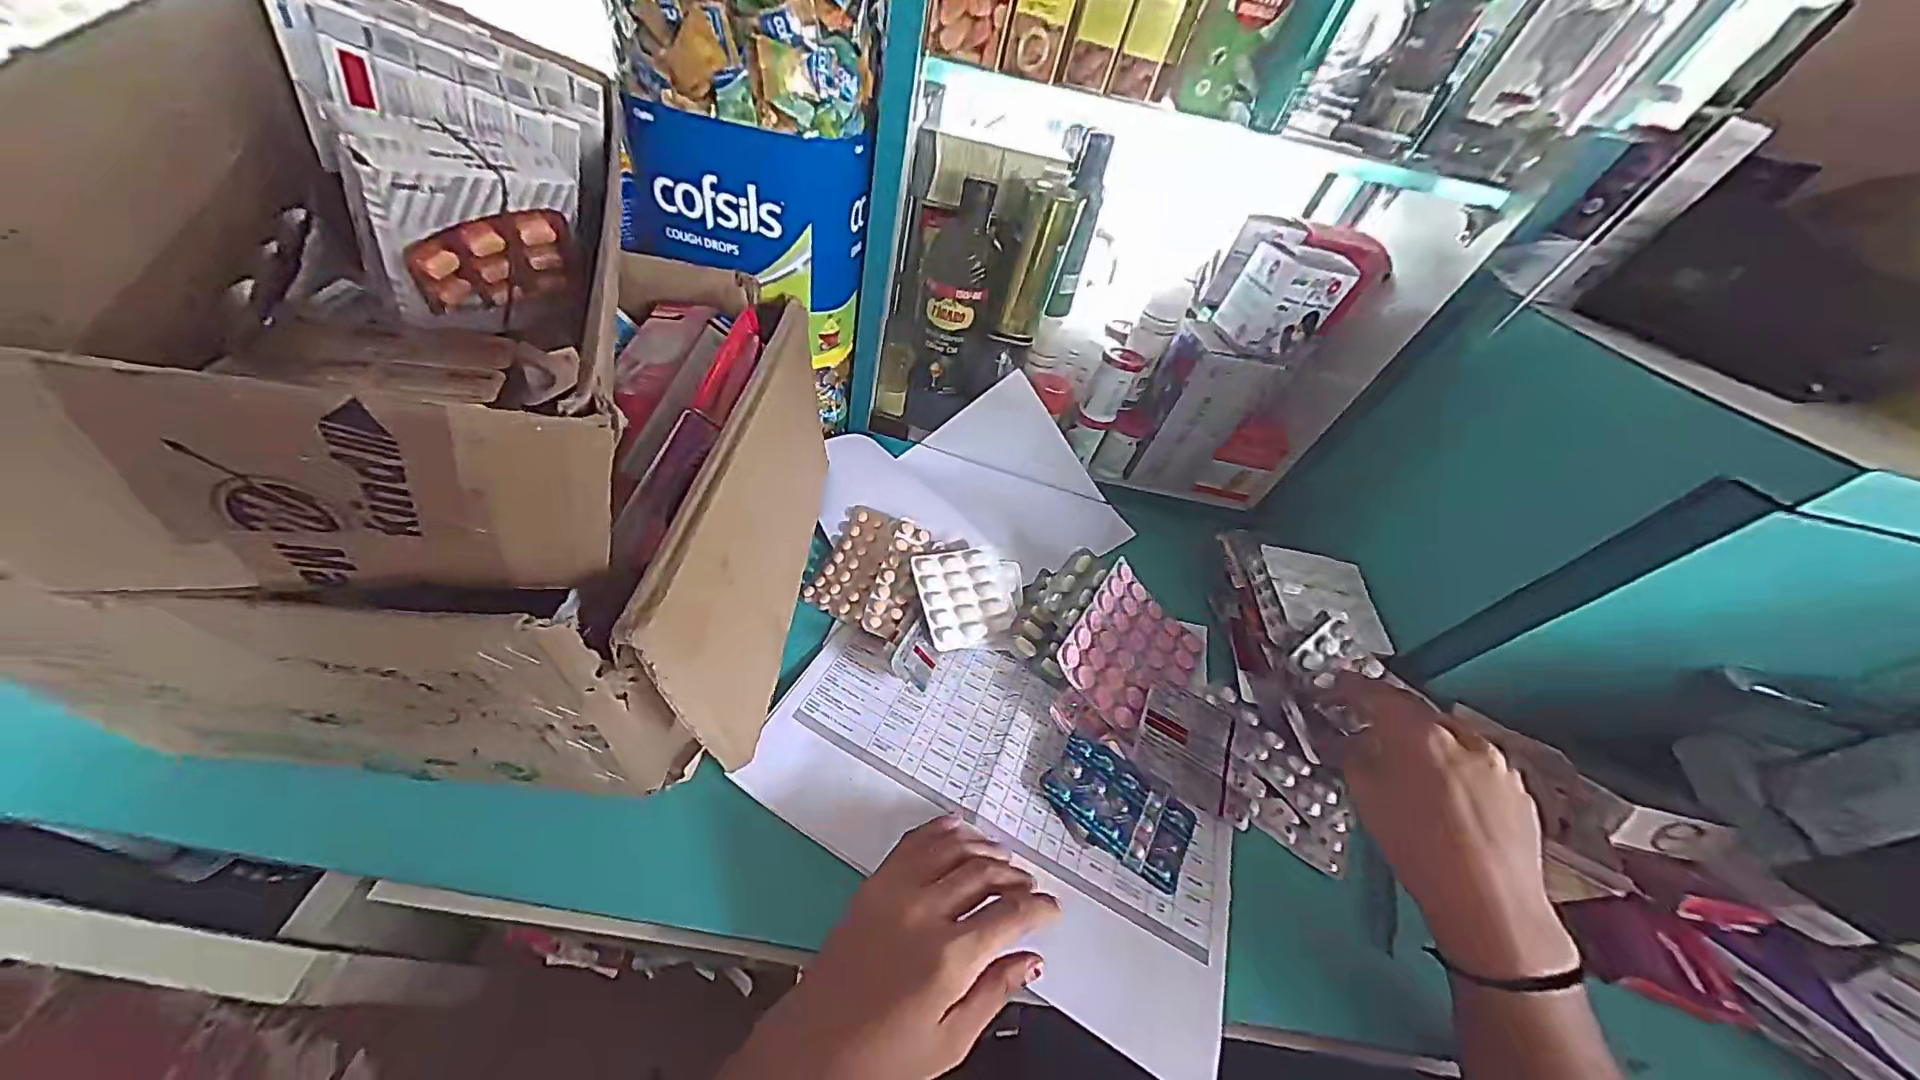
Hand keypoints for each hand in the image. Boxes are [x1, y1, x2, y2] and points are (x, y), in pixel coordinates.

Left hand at [719, 816, 1061, 1079]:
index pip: (1011, 914)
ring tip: (1001, 857)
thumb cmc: (874, 1056)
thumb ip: (995, 993)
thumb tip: (1029, 962)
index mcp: (948, 956)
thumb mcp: (950, 1041)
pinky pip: (914, 841)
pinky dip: (941, 829)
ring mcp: (895, 893)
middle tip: (1027, 886)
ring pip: (953, 847)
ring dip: (984, 847)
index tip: (1048, 909)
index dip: (1039, 908)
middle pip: (986, 872)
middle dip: (1016, 876)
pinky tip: (957, 830)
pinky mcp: (874, 885)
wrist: (812, 1048)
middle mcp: (923, 913)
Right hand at [1337, 676, 1578, 981]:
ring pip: (1447, 737)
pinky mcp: (1518, 790)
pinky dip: (1451, 768)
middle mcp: (1464, 739)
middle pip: (1415, 712)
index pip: (1376, 693)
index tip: (1336, 688)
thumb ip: (1354, 753)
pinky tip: (1437, 796)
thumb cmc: (1423, 852)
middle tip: (1362, 729)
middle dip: (1386, 718)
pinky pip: (1474, 763)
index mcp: (1421, 734)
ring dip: (1420, 743)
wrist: (1490, 905)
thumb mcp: (1365, 795)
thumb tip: (1351, 740)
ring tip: (1400, 769)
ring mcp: (1497, 764)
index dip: (1348, 688)